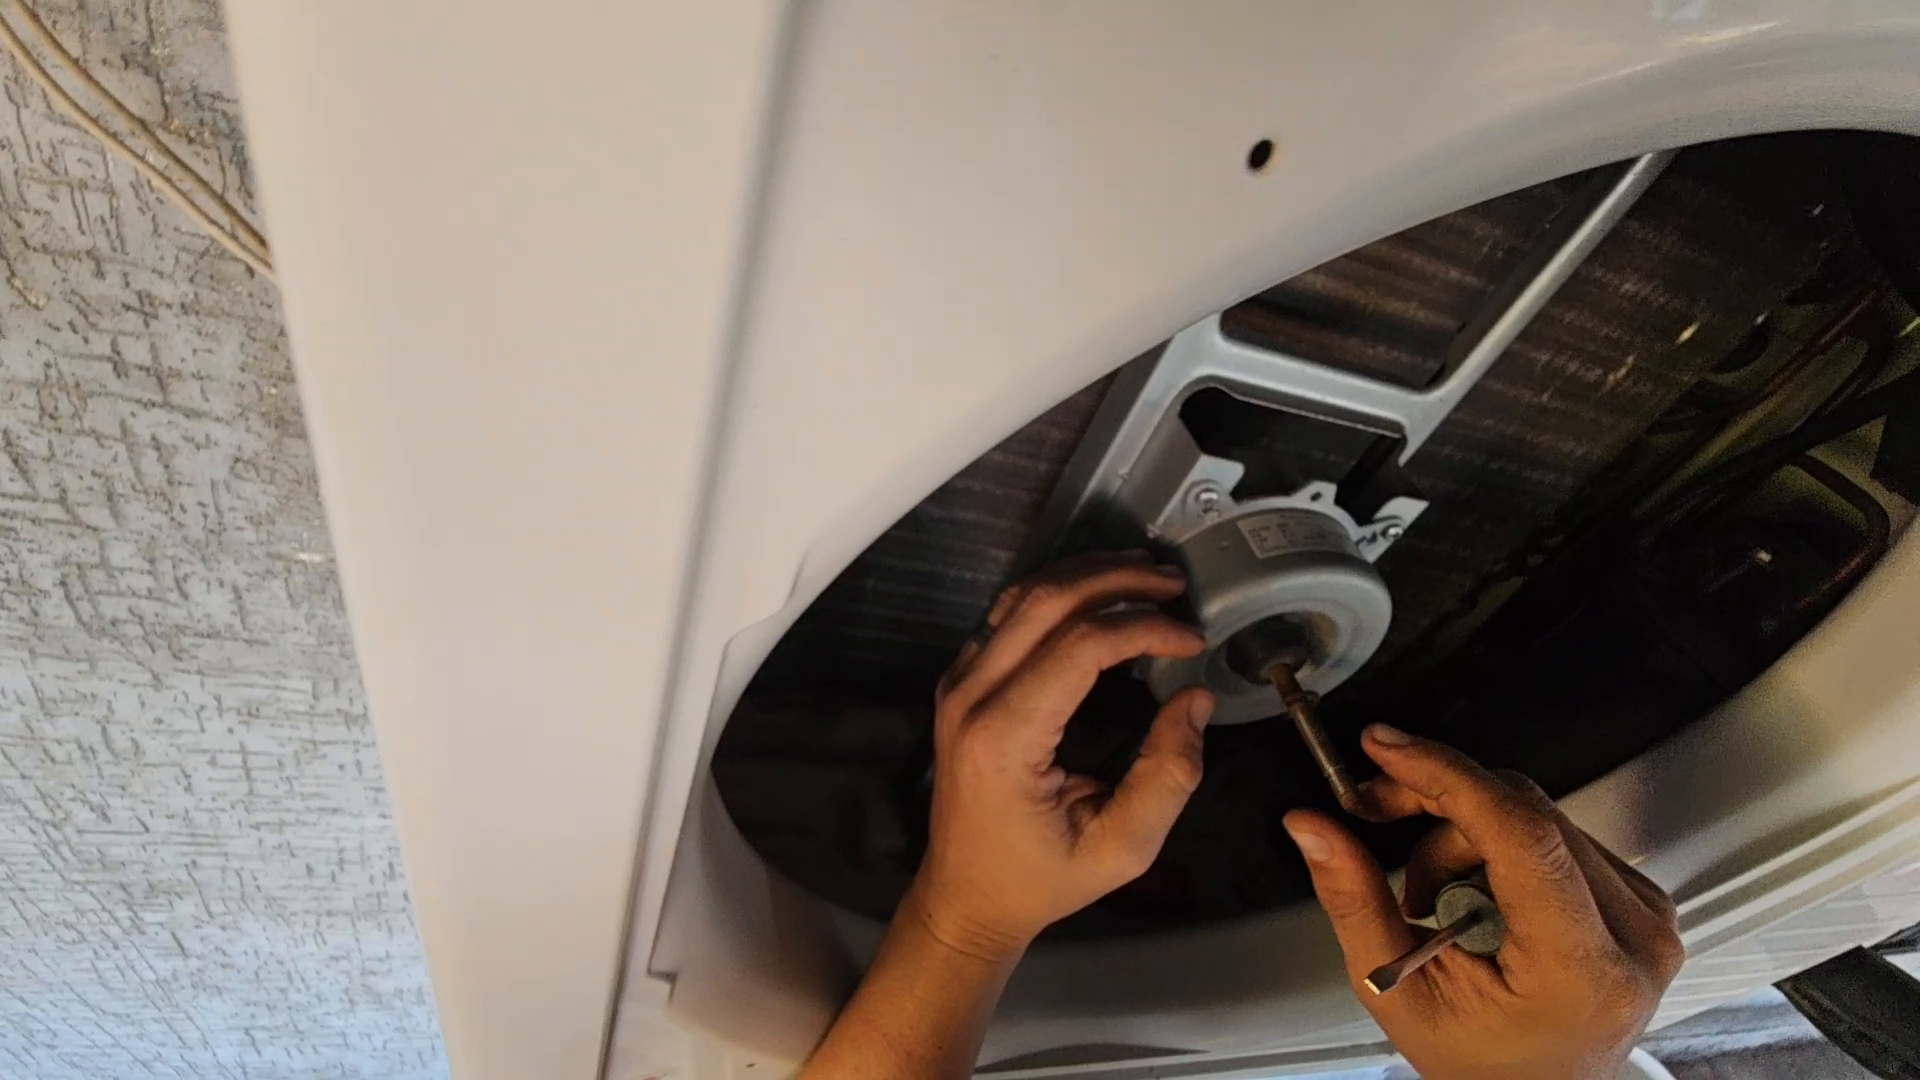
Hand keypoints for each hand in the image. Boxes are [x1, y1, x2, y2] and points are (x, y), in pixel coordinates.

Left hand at [908, 551, 1215, 961]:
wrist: (964, 892)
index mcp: (1005, 736)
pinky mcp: (961, 679)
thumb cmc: (1039, 879)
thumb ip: (1168, 776)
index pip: (1079, 646)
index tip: (1190, 639)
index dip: (1143, 628)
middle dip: (1117, 579)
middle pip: (1046, 601)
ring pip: (1022, 596)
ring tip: (1144, 574)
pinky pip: (1008, 615)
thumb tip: (1194, 700)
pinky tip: (1098, 595)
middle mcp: (971, 694)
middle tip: (1173, 582)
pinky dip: (1058, 594)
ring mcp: (958, 680)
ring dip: (1086, 575)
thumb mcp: (1120, 849)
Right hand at [1283, 726, 1683, 1079]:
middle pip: (1514, 808)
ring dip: (1453, 823)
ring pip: (1522, 807)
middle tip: (1370, 808)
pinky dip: (1484, 832)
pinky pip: (1540, 822)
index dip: (1443, 774)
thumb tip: (1311, 825)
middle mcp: (1632, 934)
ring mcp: (1641, 910)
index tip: (1383, 746)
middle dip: (1428, 796)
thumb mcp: (1393, 988)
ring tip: (1423, 886)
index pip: (1518, 834)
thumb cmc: (1475, 1057)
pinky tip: (1462, 879)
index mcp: (1580, 970)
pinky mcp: (1630, 893)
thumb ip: (1352, 899)